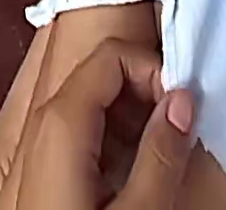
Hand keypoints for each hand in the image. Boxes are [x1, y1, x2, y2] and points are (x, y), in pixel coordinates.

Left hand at [12, 39, 196, 208]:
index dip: (152, 69)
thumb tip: (184, 99)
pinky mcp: (46, 167)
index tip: (181, 104)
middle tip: (179, 128)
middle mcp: (45, 121)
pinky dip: (118, 135)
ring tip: (164, 151)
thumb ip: (162, 154)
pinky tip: (138, 170)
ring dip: (137, 115)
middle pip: (103, 72)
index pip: (111, 55)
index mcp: (61, 121)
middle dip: (147, 90)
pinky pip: (86, 128)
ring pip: (97, 99)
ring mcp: (41, 143)